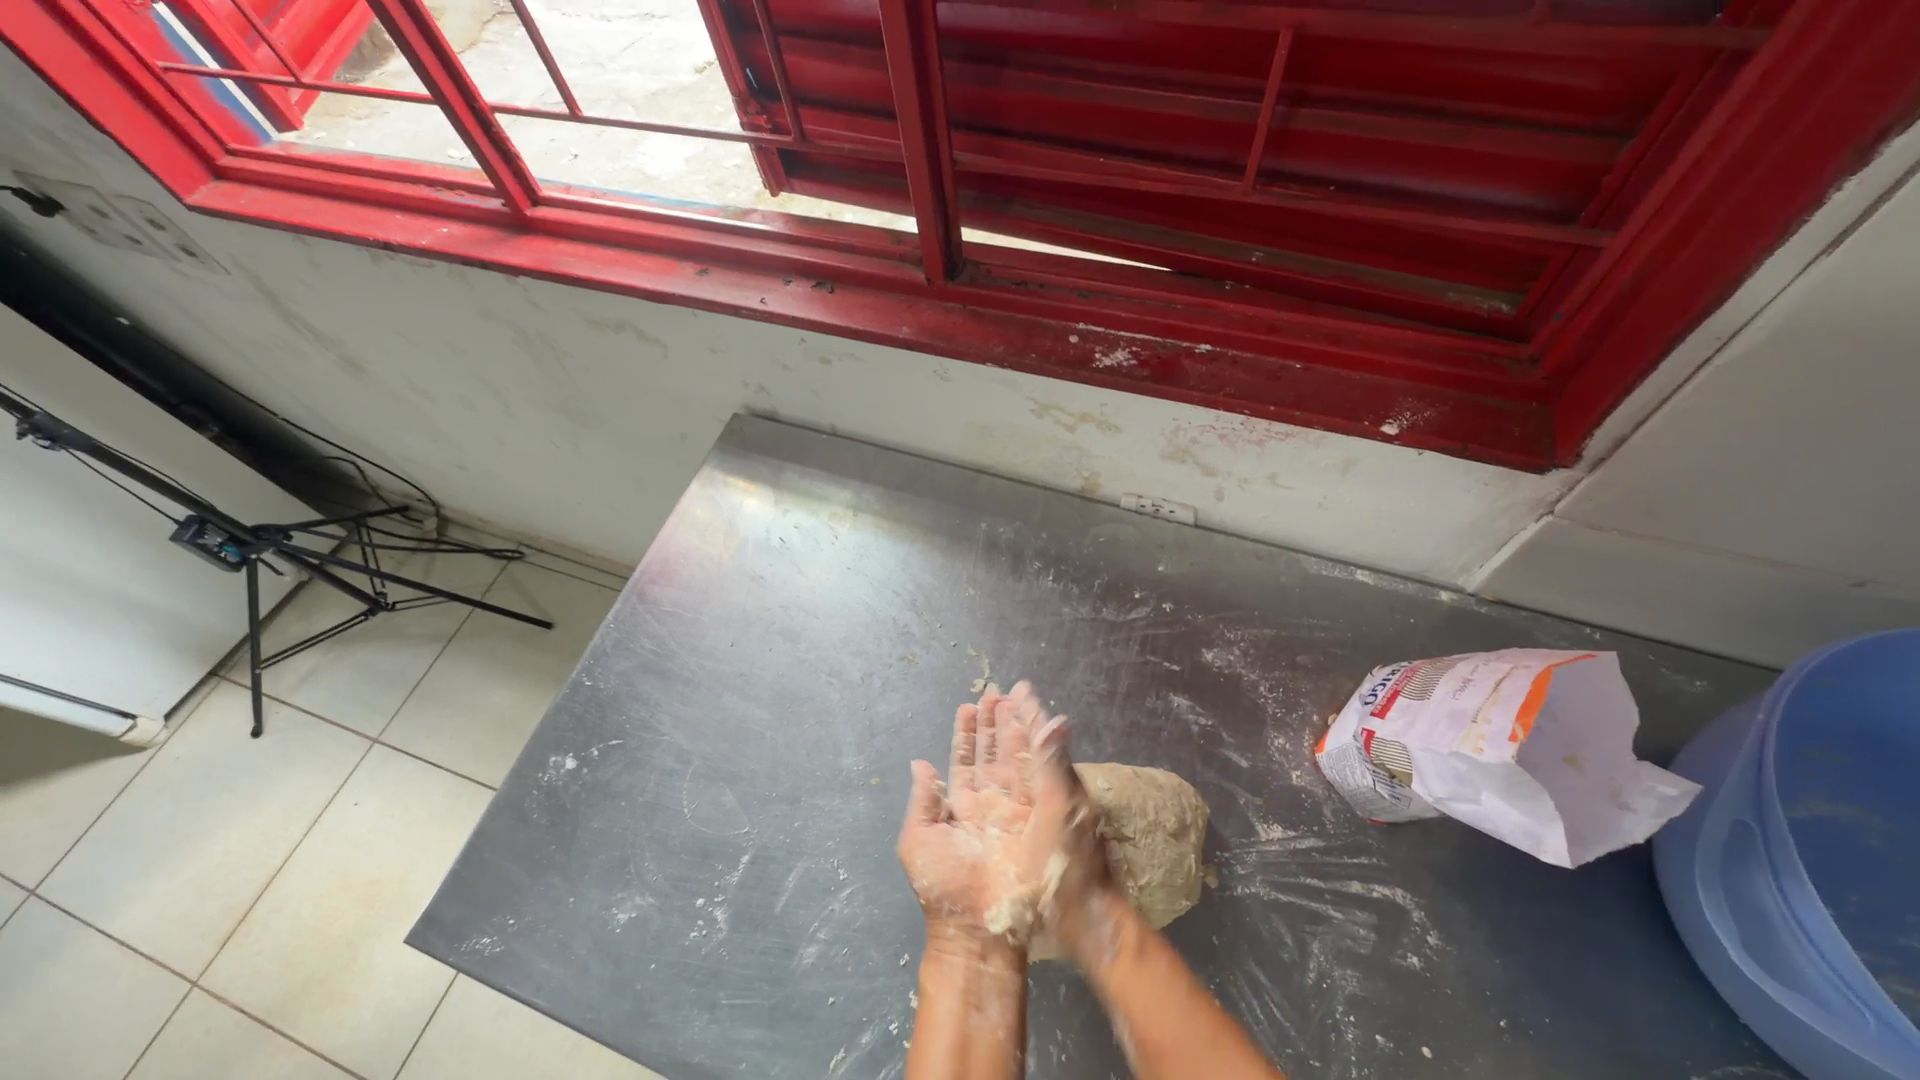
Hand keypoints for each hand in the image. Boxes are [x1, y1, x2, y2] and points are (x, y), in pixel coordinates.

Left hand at [898, 685, 1031, 945]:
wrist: (976, 927)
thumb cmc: (942, 886)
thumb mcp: (918, 840)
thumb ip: (922, 801)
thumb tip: (919, 763)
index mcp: (958, 808)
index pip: (963, 762)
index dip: (966, 735)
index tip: (968, 707)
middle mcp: (987, 804)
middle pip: (991, 755)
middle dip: (992, 724)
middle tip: (994, 692)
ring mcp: (1013, 810)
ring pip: (1012, 759)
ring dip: (1011, 729)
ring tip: (1011, 698)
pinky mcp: (1035, 818)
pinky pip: (1033, 777)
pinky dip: (1032, 750)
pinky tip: (1030, 724)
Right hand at [992, 682, 1115, 961]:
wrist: (1078, 921)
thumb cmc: (1068, 868)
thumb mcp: (1061, 811)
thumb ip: (1055, 765)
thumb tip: (1058, 718)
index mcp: (1054, 785)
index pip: (1038, 738)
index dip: (1026, 713)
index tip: (1017, 688)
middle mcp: (1041, 794)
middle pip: (1018, 748)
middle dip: (1005, 721)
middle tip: (992, 693)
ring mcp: (1029, 815)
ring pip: (1006, 768)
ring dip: (993, 741)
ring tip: (979, 717)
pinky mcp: (1016, 834)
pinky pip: (997, 792)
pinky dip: (986, 772)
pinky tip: (977, 770)